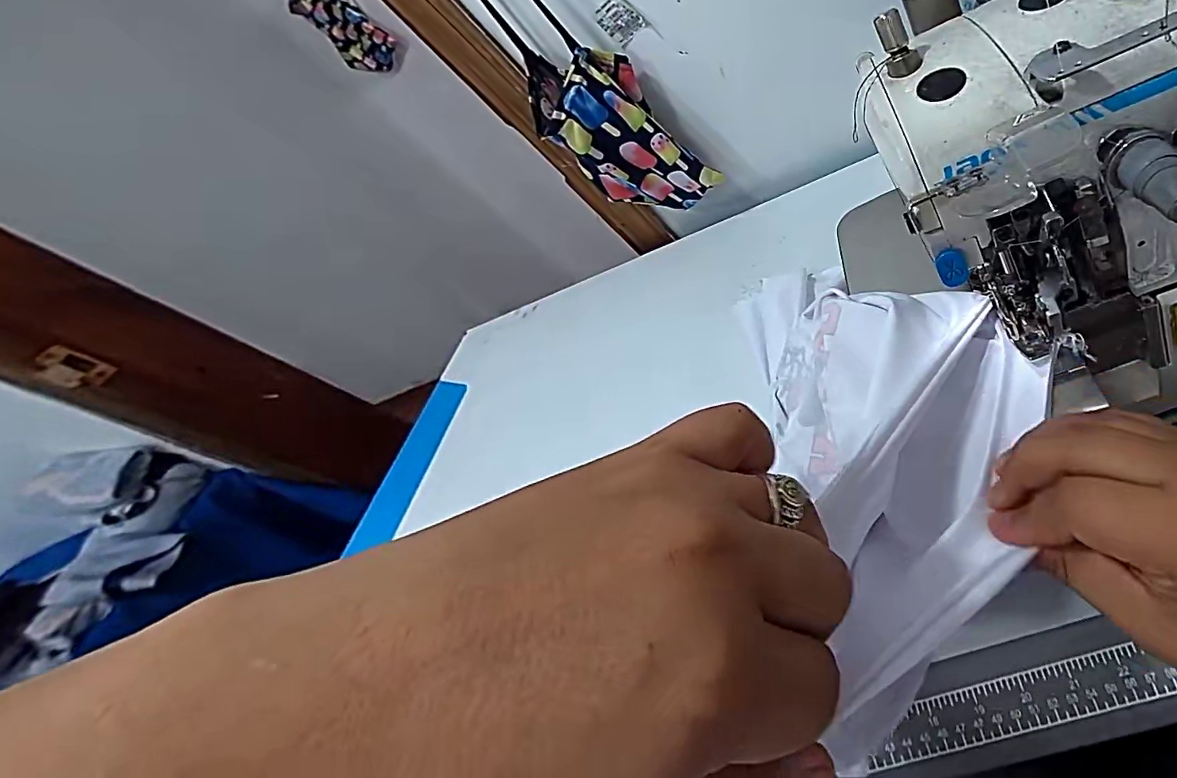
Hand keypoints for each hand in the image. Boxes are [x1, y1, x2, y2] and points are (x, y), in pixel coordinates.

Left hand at [299, 402, 851, 776]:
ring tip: (709, 589)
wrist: (352, 699)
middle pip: (824, 587)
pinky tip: (707, 505)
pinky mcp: (645, 454)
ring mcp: (684, 494)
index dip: (782, 721)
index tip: (740, 729)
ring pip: (795, 512)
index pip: (822, 690)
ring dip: (768, 558)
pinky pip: (738, 430)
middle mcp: (719, 566)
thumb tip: (811, 762)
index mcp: (719, 676)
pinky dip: (740, 465)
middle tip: (724, 663)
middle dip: (786, 637)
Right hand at [986, 410, 1176, 725]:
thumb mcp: (1154, 627)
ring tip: (1015, 473)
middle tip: (998, 495)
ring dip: (1047, 442)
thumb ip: (1082, 570)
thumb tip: (1027, 538)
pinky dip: (1078, 434)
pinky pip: (1120, 421)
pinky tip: (1059, 456)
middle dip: (1026, 463)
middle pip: (1078, 442)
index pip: (1076, 497)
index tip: (1000, 529)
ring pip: (1094, 421)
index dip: (1030, 512)